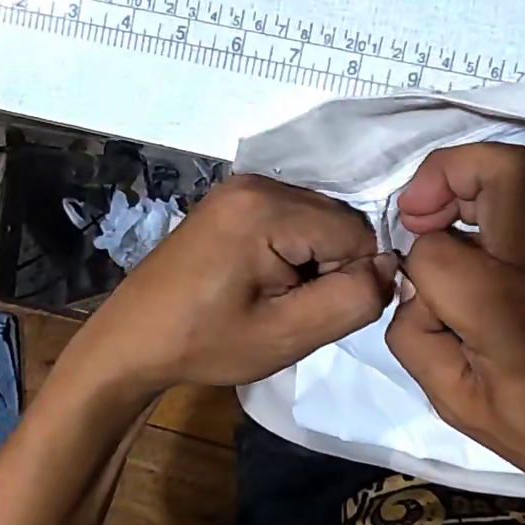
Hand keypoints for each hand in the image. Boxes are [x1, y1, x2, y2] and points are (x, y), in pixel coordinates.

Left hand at [67, 174, 396, 399]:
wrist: (133, 340)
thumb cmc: (205, 343)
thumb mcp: (286, 335)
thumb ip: (351, 300)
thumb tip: (390, 267)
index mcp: (266, 207)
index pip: (357, 233)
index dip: (348, 278)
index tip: (308, 311)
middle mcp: (256, 182)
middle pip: (337, 221)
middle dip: (329, 267)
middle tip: (288, 307)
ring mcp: (240, 187)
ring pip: (317, 220)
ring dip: (311, 261)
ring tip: (271, 296)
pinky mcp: (232, 200)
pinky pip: (291, 218)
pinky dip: (292, 250)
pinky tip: (260, 280)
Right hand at [386, 144, 524, 519]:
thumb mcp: (459, 404)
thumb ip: (415, 338)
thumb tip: (416, 287)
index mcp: (507, 308)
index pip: (434, 251)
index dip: (414, 266)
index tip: (419, 295)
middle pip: (496, 168)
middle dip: (444, 175)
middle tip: (418, 215)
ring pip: (523, 166)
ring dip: (472, 179)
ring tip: (445, 219)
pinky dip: (500, 193)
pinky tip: (482, 235)